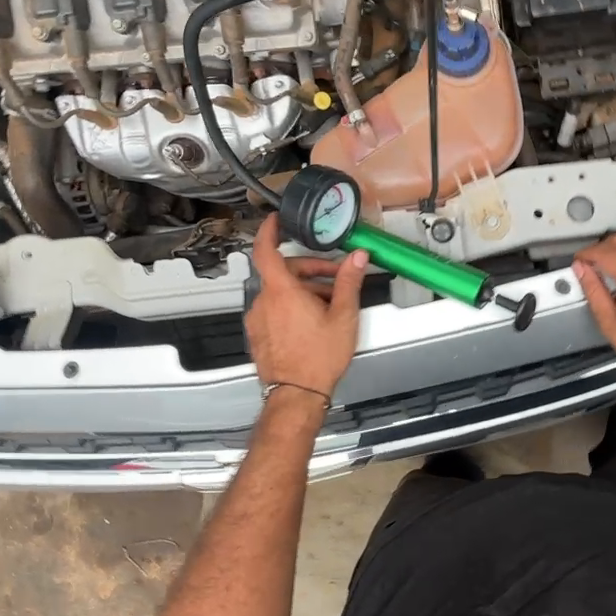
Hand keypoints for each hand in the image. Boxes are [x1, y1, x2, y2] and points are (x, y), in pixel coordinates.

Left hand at [245, 214, 369, 400]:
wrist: (297, 394)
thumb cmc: (317, 359)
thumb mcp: (343, 316)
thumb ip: (349, 281)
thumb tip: (357, 258)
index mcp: (282, 292)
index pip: (266, 250)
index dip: (270, 231)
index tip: (276, 222)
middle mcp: (264, 302)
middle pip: (283, 273)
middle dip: (310, 272)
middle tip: (334, 280)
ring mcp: (258, 320)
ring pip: (280, 293)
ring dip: (302, 292)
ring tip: (328, 307)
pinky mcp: (259, 335)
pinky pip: (274, 311)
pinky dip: (292, 308)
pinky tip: (313, 323)